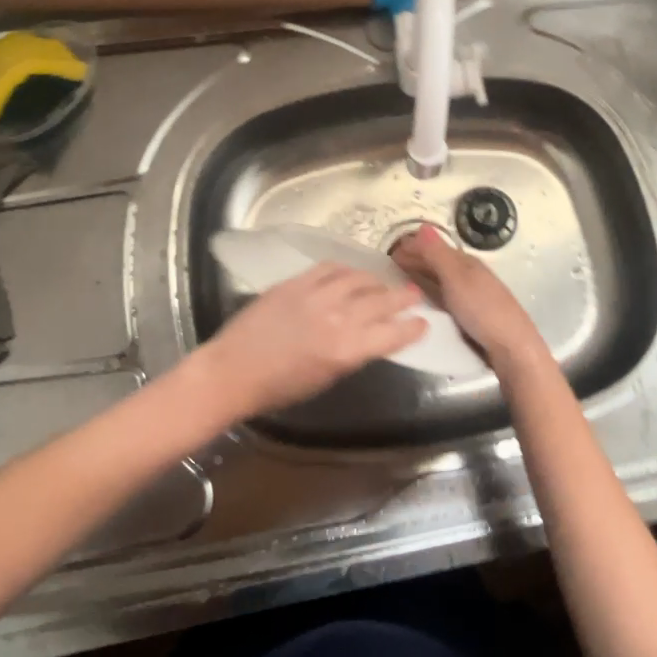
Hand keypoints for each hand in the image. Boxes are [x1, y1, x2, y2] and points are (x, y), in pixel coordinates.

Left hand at [190, 263, 424, 418]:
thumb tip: (371, 337)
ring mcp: (316, 295)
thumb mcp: (327, 378)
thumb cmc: (279, 388)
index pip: (394, 333)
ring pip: (359, 278)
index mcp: (347, 349)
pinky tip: (350, 273)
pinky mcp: (296, 282)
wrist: (233, 371)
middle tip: (415, 294)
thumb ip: (353, 353)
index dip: (413, 327)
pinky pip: (330, 268)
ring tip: (382, 282)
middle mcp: (337, 318)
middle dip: (403, 297)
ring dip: (376, 280)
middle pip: (382, 300)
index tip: (423, 323)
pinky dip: (346, 270)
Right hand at [391, 224, 549, 373]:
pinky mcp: (470, 317)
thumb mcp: (457, 279)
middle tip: (385, 272)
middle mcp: (468, 276)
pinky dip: (428, 297)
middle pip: (436, 264)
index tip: (386, 256)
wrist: (512, 348)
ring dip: (419, 280)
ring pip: (439, 282)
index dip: (412, 248)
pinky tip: (418, 307)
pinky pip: (443, 301)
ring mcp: (470, 297)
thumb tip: (422, 226)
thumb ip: (438, 254)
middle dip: (413, 263)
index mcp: (466, 262)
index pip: (434, 248)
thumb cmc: (483, 309)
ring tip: (396, 289)